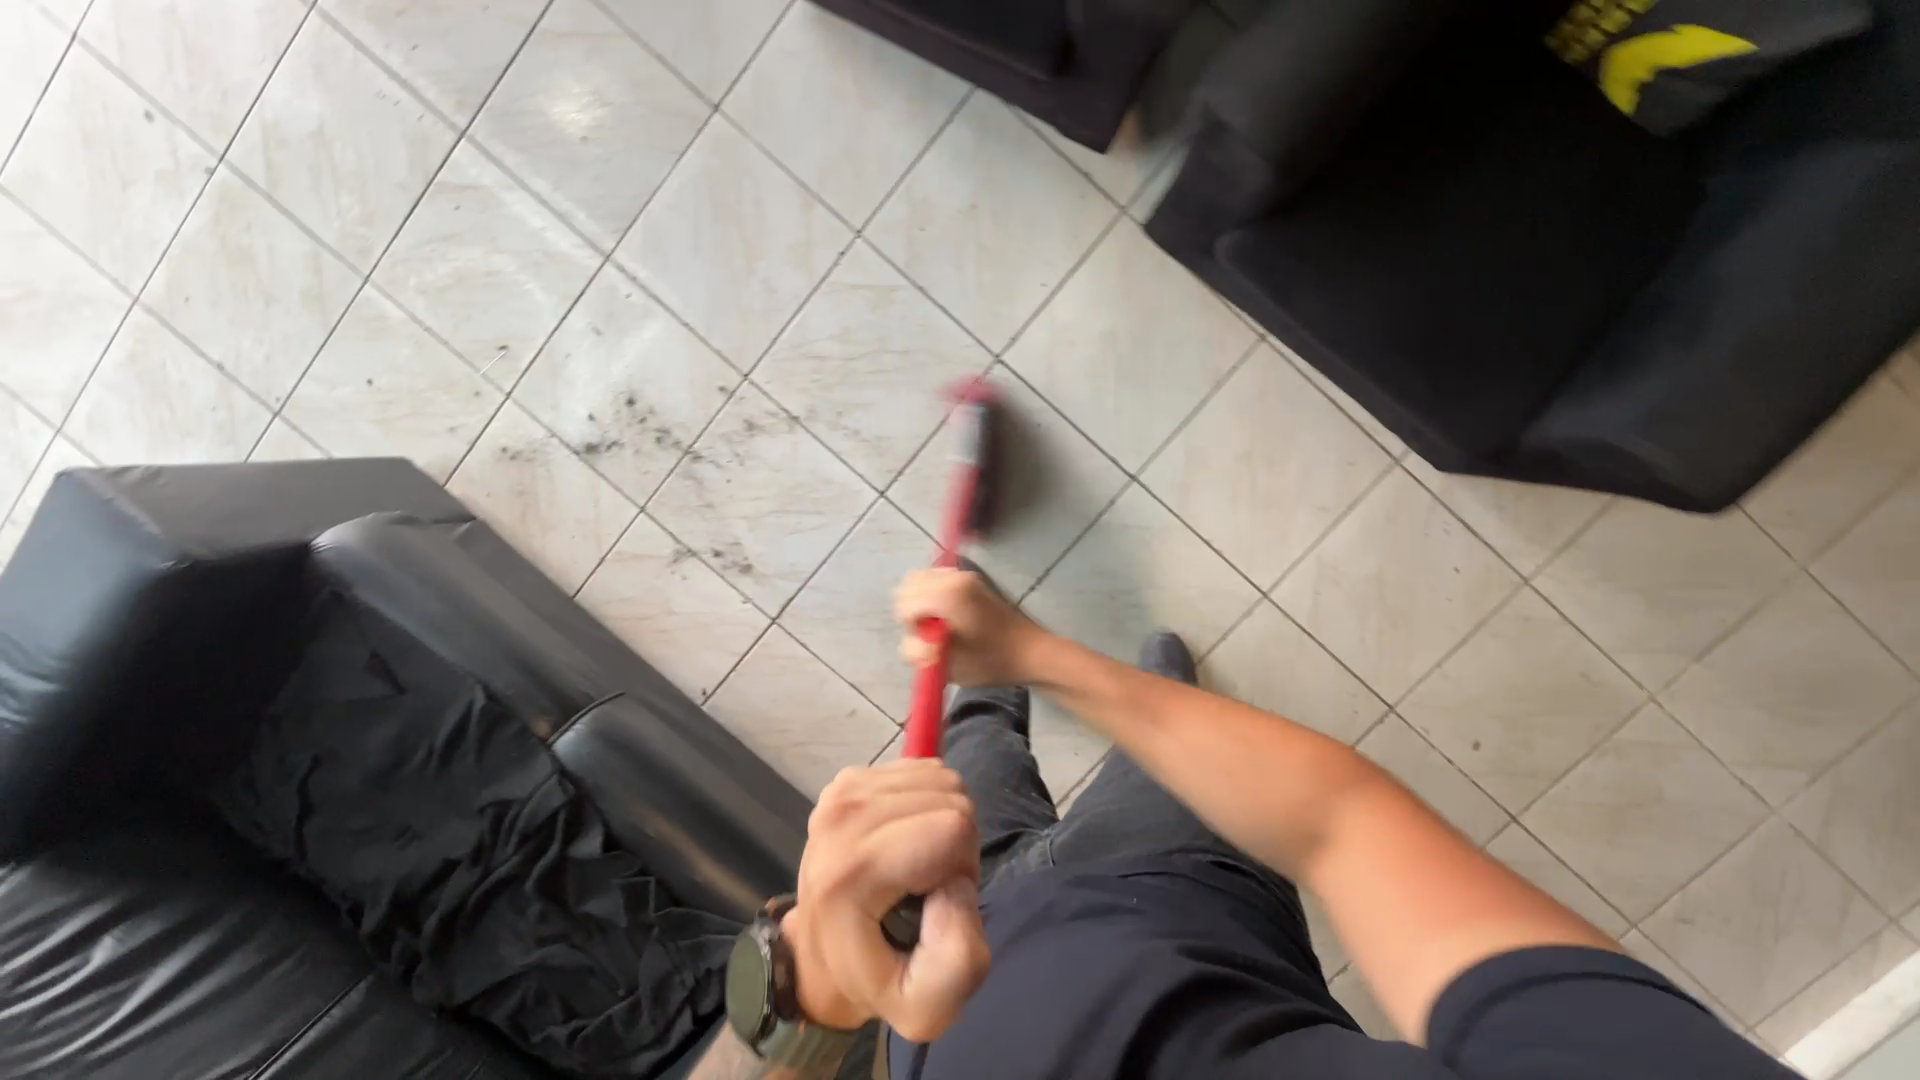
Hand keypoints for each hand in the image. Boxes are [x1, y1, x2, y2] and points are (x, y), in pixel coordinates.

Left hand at [782, 760, 990, 1041]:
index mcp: (851, 872)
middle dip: (957, 843)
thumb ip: (958, 962)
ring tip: (918, 863)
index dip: (963, 868)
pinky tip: (907, 838)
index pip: (951, 828)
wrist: (820, 958)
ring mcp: (841, 792)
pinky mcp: (848, 777)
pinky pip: (922, 770)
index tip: (938, 904)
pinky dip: (928, 802)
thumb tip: (954, 885)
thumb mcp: (927, 1007)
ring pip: (940, 779)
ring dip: (944, 819)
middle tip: (930, 885)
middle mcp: (840, 818)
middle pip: (950, 797)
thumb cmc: (875, 980)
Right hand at [894, 568, 1049, 686]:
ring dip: (922, 602)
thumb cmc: (989, 662)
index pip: (904, 606)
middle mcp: (952, 578)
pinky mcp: (970, 579)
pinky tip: (949, 615)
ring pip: (920, 580)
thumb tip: (911, 639)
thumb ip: (918, 652)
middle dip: (913, 611)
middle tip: (932, 634)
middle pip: (908, 587)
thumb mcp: (947, 666)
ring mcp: (962, 575)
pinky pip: (937, 579)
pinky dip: (933, 595)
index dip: (912, 627)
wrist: (1029, 651)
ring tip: (940, 625)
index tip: (930, 643)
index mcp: (946, 596)